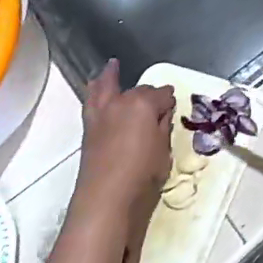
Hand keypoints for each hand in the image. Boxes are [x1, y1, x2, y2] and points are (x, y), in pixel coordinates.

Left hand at [75, 59, 174, 236]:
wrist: (107, 197)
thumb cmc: (143, 174)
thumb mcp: (164, 150)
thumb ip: (163, 126)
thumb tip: (163, 113)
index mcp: (144, 104)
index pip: (162, 95)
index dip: (170, 100)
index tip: (174, 107)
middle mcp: (121, 101)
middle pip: (139, 90)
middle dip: (149, 93)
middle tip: (157, 101)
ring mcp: (101, 112)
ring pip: (107, 86)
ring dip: (110, 76)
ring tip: (112, 66)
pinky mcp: (89, 126)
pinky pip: (92, 99)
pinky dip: (95, 90)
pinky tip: (97, 88)